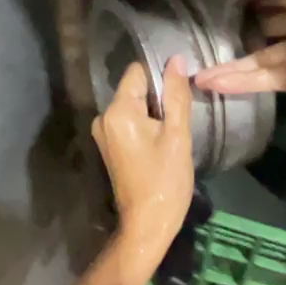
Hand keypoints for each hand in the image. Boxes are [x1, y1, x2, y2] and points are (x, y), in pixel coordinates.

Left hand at [92, 56, 194, 259]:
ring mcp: (104, 133)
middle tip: (181, 118)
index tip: (181, 91)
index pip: (138, 72)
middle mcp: (104, 117)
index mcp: (118, 111)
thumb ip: (176, 95)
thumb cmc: (165, 181)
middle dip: (159, 97)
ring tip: (174, 132)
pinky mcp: (110, 146)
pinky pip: (130, 123)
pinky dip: (147, 126)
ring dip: (155, 113)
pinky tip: (162, 143)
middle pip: (136, 89)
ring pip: (135, 106)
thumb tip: (177, 60)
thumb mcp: (177, 136)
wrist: (147, 224)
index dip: (161, 76)